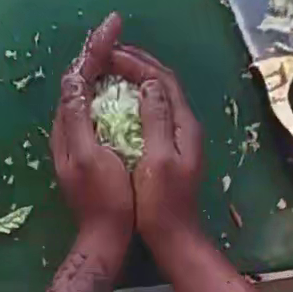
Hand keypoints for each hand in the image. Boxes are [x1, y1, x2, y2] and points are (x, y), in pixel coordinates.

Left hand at [51, 13, 133, 242]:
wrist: (105, 235)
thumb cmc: (106, 199)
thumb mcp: (90, 157)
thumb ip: (78, 118)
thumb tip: (74, 79)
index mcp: (67, 128)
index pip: (76, 78)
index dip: (94, 49)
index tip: (114, 24)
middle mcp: (66, 131)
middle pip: (77, 82)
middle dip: (94, 52)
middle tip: (115, 29)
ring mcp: (76, 142)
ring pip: (84, 95)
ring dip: (98, 69)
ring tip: (116, 48)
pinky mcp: (87, 152)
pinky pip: (93, 110)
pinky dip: (104, 91)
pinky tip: (117, 89)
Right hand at [110, 45, 203, 251]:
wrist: (174, 237)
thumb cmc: (162, 204)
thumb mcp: (158, 160)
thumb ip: (156, 120)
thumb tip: (148, 83)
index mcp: (183, 125)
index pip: (162, 79)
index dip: (137, 62)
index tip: (109, 55)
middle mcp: (184, 126)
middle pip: (163, 83)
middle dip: (137, 64)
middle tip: (108, 54)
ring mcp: (178, 138)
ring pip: (158, 96)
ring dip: (137, 79)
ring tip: (112, 71)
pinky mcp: (169, 150)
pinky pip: (152, 112)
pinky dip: (136, 100)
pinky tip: (120, 103)